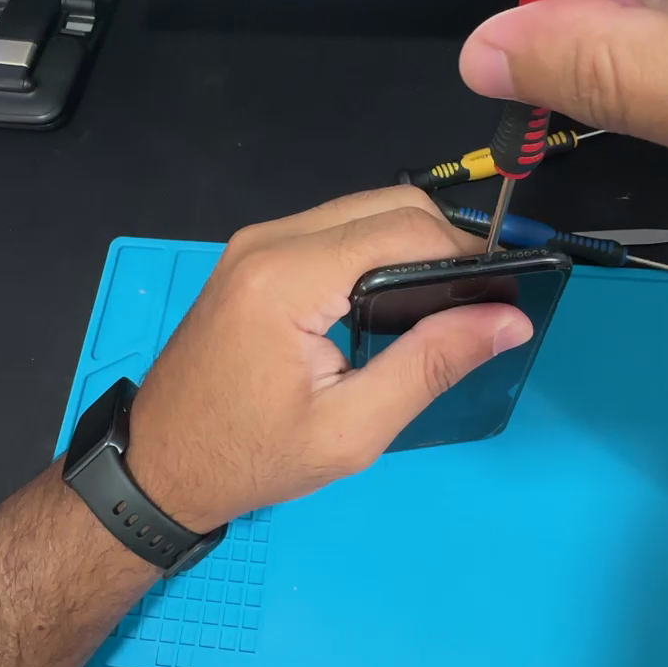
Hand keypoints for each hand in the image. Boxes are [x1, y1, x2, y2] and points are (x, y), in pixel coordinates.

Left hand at [123, 187, 532, 531]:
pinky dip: (372, 249)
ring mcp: (256, 242)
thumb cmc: (251, 457)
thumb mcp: (351, 429)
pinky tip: (387, 296)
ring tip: (436, 304)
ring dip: (407, 243)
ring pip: (360, 210)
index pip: (402, 228)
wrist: (160, 462)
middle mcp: (269, 240)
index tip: (497, 295)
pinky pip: (332, 229)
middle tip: (468, 303)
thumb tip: (507, 320)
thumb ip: (430, 365)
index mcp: (289, 277)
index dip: (463, 252)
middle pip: (385, 204)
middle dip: (440, 242)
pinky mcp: (254, 254)